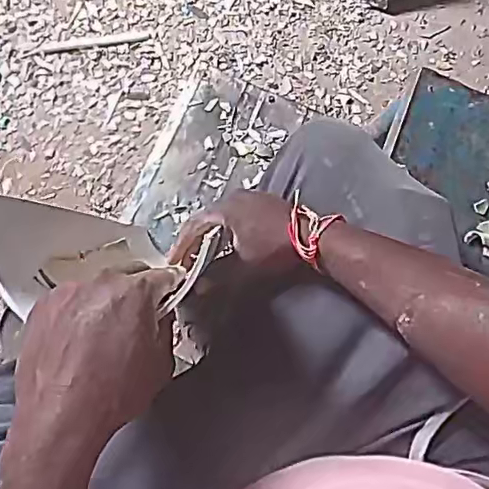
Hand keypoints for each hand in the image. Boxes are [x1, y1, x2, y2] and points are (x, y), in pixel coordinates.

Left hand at [11, 266, 182, 455]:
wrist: (59, 419)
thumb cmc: (105, 397)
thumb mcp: (160, 366)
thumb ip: (165, 329)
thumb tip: (161, 320)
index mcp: (134, 293)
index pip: (162, 276)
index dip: (169, 289)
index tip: (167, 297)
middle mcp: (99, 285)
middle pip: (126, 278)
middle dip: (134, 297)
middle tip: (133, 327)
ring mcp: (68, 294)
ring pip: (95, 289)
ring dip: (102, 305)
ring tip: (100, 343)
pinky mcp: (44, 307)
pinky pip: (69, 302)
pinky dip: (75, 316)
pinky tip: (77, 345)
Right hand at [168, 190, 301, 292]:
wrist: (314, 237)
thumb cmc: (276, 250)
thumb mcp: (244, 268)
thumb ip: (219, 278)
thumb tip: (198, 290)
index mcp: (224, 209)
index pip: (193, 226)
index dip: (182, 246)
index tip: (174, 262)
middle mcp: (234, 198)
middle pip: (205, 220)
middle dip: (194, 241)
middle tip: (185, 259)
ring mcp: (251, 198)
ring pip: (221, 218)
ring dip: (210, 236)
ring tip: (202, 254)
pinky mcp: (264, 203)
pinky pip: (236, 216)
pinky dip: (226, 231)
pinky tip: (227, 244)